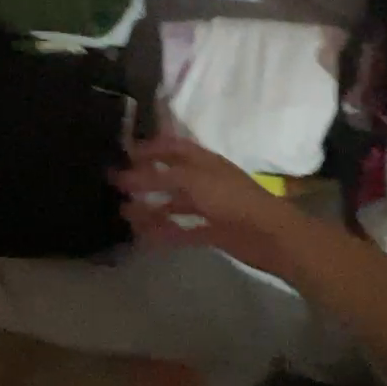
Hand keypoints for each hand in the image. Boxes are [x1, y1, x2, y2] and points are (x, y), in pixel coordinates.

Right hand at [111, 136, 307, 274]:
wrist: (269, 235)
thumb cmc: (232, 199)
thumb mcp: (193, 180)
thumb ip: (159, 177)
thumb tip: (126, 174)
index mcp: (204, 161)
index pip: (173, 148)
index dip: (150, 148)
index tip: (123, 153)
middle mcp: (205, 181)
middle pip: (171, 177)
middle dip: (145, 180)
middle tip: (117, 186)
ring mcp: (210, 207)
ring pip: (175, 205)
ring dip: (151, 209)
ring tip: (124, 214)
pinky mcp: (213, 232)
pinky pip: (183, 230)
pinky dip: (164, 233)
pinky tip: (145, 237)